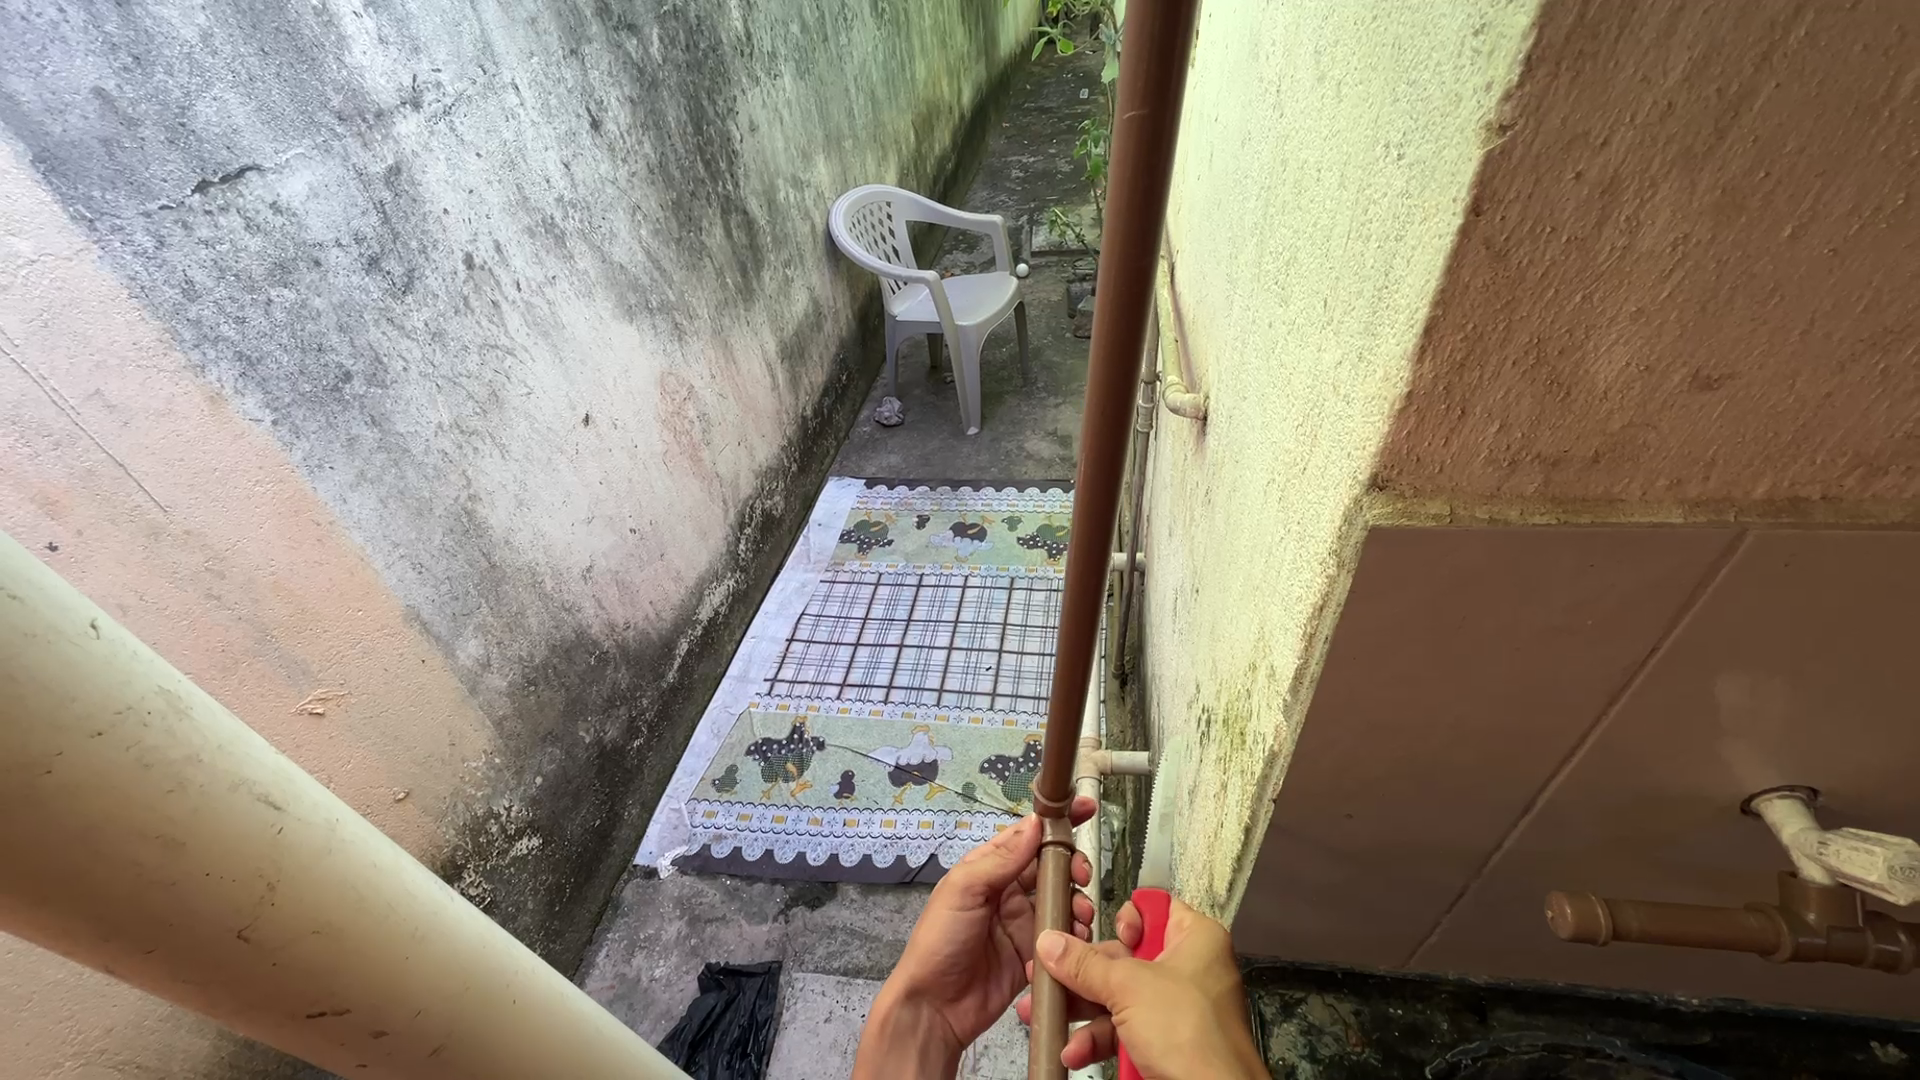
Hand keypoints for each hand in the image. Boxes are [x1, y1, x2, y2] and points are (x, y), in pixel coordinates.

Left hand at [852, 797, 1095, 1079]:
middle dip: (1073, 865)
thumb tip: (1035, 822)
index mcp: (989, 867)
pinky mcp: (1034, 955)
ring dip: (1077, 902)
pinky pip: (1061, 938)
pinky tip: (1075, 941)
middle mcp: (1009, 890)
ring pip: (1062, 901)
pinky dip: (1073, 936)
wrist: (933, 1008)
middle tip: (1081, 875)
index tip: (1087, 808)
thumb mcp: (964, 890)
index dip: (1056, 821)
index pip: (1028, 835)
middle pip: (1052, 867)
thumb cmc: (940, 939)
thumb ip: (1001, 858)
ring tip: (1081, 914)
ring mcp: (1023, 923)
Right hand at [1020, 897, 1268, 1078]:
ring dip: (1081, 1007)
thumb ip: (1084, 964)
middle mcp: (1186, 968)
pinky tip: (1072, 1050)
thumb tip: (1048, 942)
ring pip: (1119, 995)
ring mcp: (1174, 1008)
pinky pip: (1125, 1029)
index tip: (1106, 935)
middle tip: (1046, 975)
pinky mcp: (1164, 1043)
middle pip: (1124, 956)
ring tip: (1045, 1014)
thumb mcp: (1128, 987)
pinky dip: (1097, 1038)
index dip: (1126, 918)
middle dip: (1082, 971)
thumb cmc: (1186, 1031)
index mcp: (1194, 938)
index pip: (1155, 908)